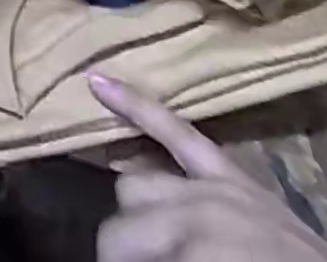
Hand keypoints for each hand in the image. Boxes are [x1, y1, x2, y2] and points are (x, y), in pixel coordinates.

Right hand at [89, 74, 326, 261]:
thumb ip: (163, 257)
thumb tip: (126, 247)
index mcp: (195, 246)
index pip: (120, 246)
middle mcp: (196, 209)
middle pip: (121, 219)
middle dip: (121, 247)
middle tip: (133, 261)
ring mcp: (214, 188)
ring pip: (134, 184)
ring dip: (130, 212)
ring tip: (140, 239)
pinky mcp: (230, 175)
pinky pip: (177, 132)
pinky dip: (135, 107)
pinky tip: (95, 83)